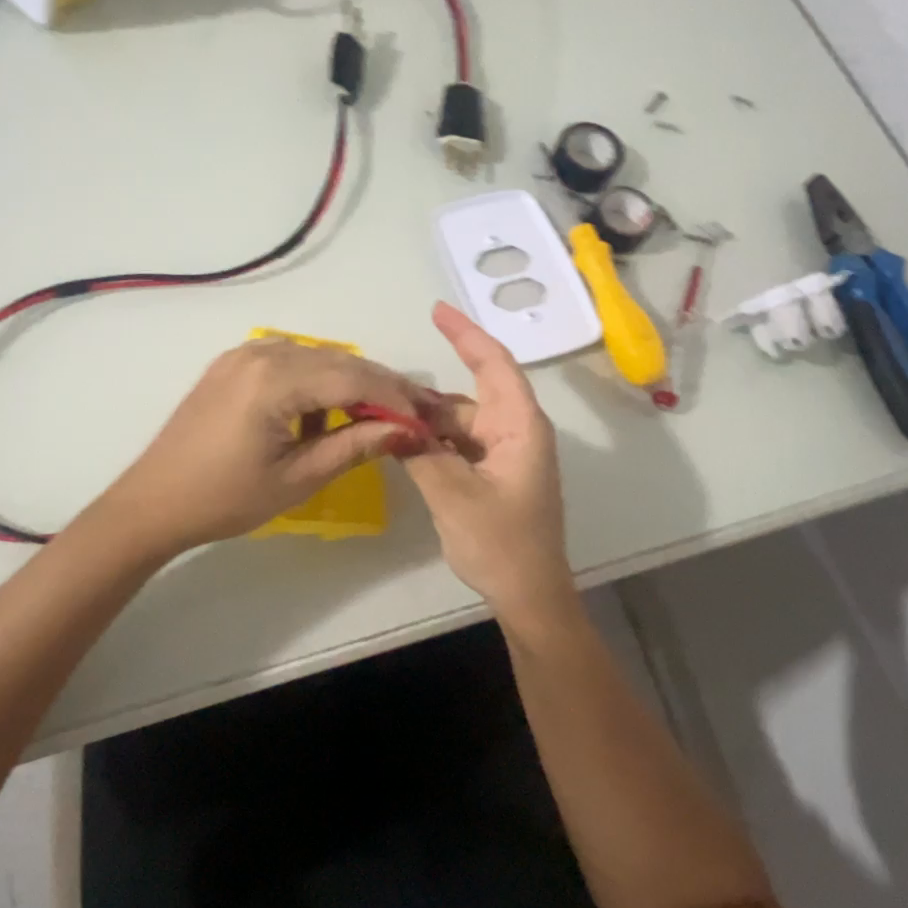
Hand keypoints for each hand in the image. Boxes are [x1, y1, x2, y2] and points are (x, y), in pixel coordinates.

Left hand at [95, 337, 427, 552]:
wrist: (154, 502)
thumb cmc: (225, 498)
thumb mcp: (298, 478)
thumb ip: (354, 446)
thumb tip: (406, 431)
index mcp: (275, 381)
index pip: (354, 378)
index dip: (395, 399)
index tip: (425, 420)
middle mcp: (260, 354)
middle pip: (339, 360)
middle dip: (379, 388)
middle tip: (411, 417)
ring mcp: (242, 355)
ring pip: (316, 357)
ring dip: (348, 382)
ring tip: (373, 419)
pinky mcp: (231, 365)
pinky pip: (288, 360)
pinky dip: (315, 380)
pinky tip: (320, 414)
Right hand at [402, 303, 574, 611]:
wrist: (530, 596)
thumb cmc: (501, 543)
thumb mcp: (453, 495)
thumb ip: (419, 452)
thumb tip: (390, 420)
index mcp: (519, 427)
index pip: (494, 365)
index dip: (465, 335)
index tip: (436, 311)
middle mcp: (516, 434)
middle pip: (469, 398)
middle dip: (425, 396)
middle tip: (378, 392)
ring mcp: (507, 457)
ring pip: (460, 425)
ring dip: (426, 423)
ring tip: (380, 419)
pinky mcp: (496, 478)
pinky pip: (461, 448)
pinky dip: (434, 445)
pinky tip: (402, 446)